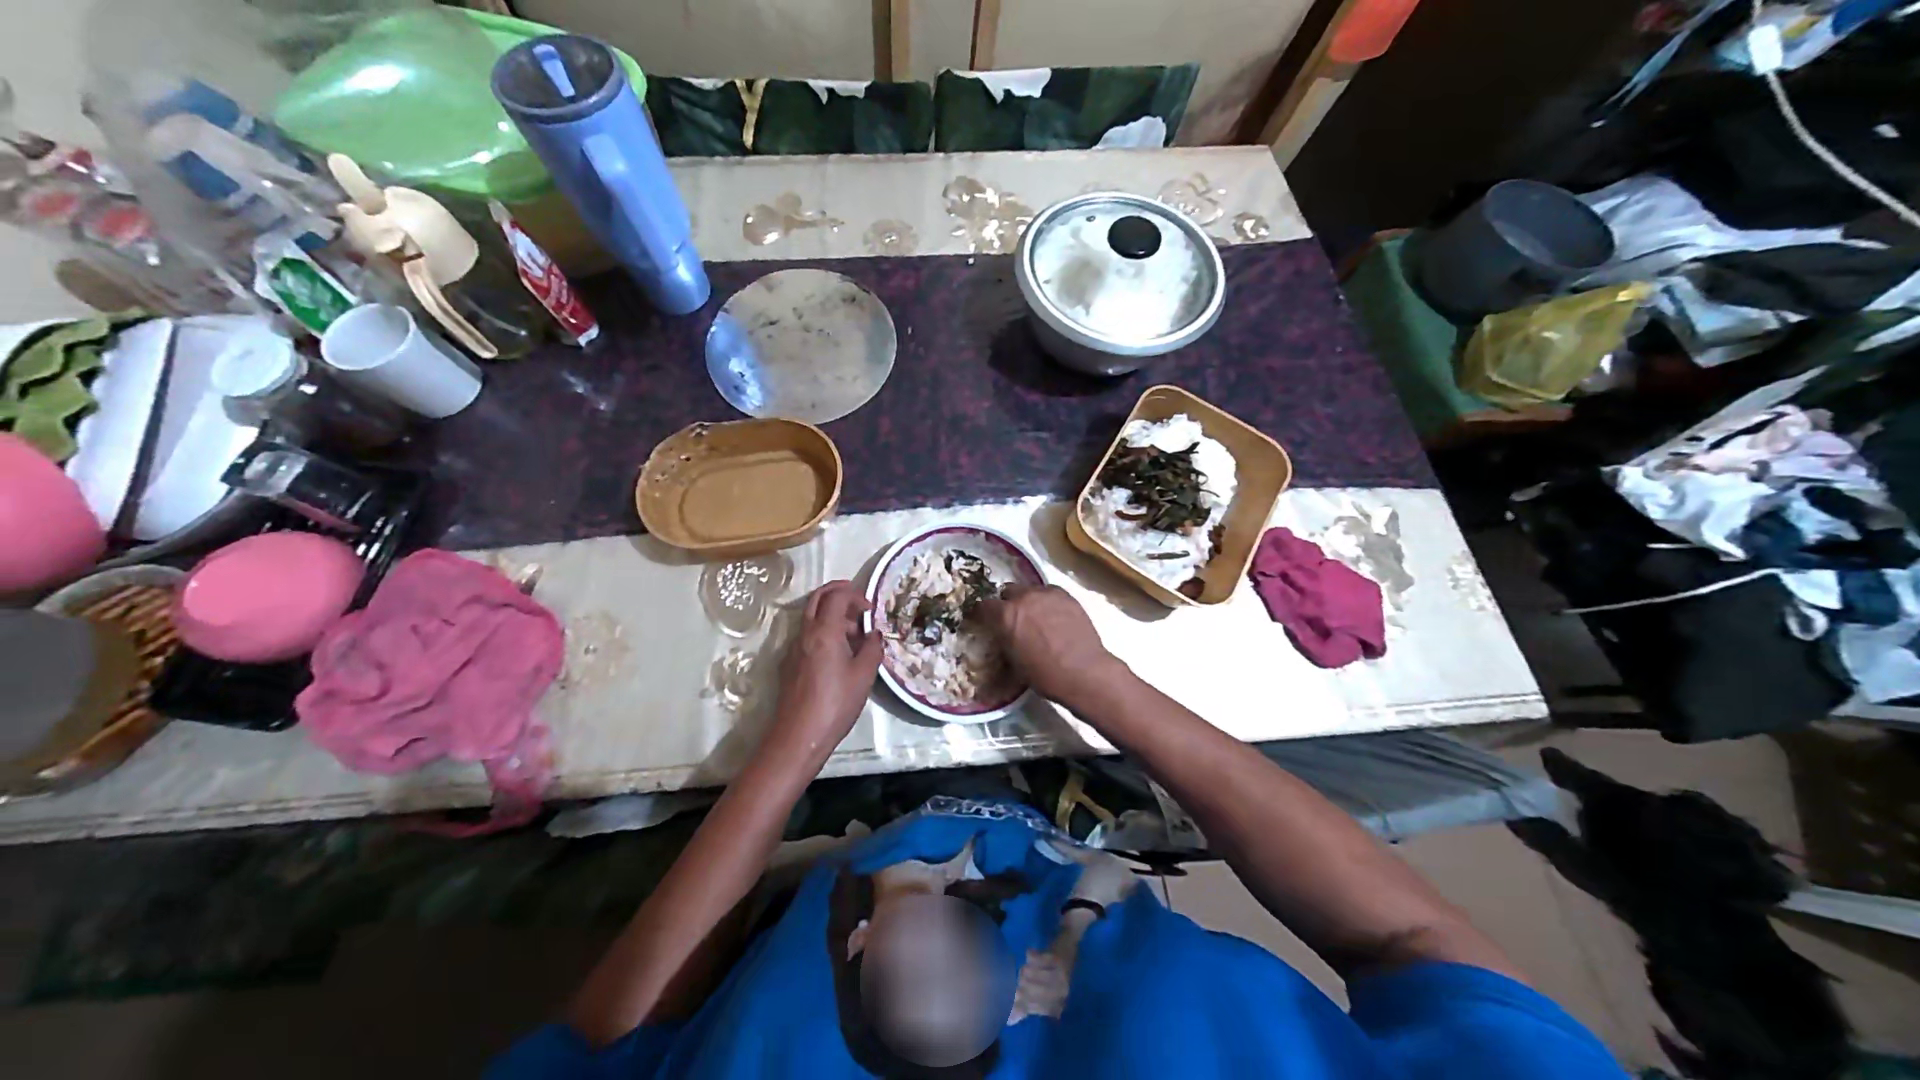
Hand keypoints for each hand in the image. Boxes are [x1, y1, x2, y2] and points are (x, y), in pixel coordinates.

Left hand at [773, 580, 883, 752]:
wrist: (798, 735)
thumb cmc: (835, 703)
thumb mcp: (864, 675)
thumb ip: (872, 649)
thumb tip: (873, 634)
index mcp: (823, 631)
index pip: (836, 596)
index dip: (855, 595)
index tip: (870, 608)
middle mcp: (804, 633)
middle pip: (817, 598)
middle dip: (838, 593)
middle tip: (858, 603)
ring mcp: (793, 648)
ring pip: (811, 617)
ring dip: (831, 615)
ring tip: (854, 634)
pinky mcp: (790, 663)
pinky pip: (808, 635)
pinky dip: (824, 631)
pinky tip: (839, 654)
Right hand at [978, 585, 1126, 710]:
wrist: (1083, 672)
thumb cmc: (1044, 674)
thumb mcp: (1013, 660)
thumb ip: (1005, 639)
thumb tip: (1003, 634)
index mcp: (1005, 615)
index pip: (984, 606)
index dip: (982, 614)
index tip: (984, 621)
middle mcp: (1024, 597)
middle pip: (1008, 591)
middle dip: (1007, 603)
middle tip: (1013, 620)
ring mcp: (1047, 594)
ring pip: (1030, 590)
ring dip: (1028, 601)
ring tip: (1036, 617)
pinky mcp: (1066, 595)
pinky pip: (1049, 593)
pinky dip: (1047, 602)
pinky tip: (1054, 616)